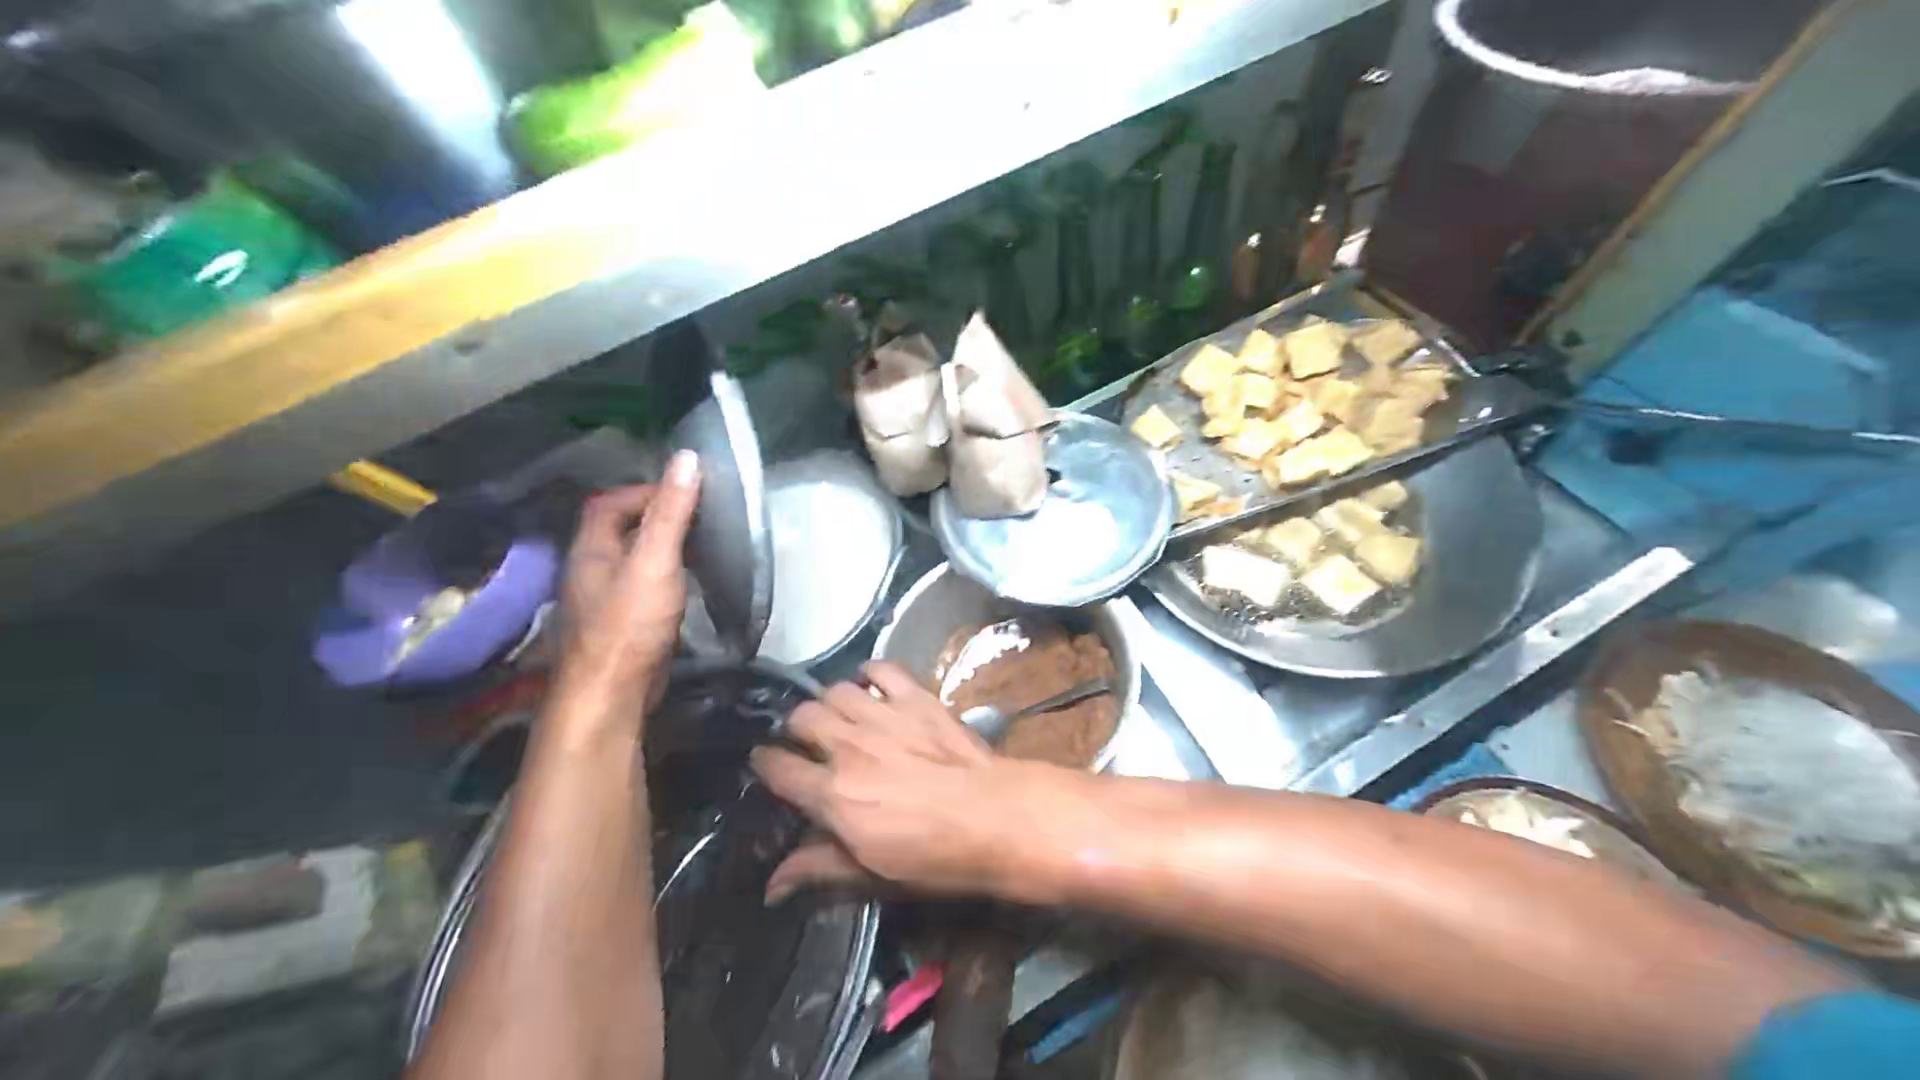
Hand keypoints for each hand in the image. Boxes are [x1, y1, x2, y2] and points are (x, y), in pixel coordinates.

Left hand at [550, 451, 701, 729]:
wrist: (611, 694)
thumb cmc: (630, 624)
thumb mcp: (656, 560)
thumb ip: (671, 511)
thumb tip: (687, 458)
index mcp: (591, 549)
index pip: (609, 503)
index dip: (644, 491)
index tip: (685, 494)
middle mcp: (589, 570)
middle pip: (619, 530)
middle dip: (656, 518)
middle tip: (699, 519)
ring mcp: (601, 601)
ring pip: (631, 560)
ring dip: (661, 549)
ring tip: (700, 548)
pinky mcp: (618, 626)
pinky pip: (640, 587)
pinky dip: (663, 577)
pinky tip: (687, 587)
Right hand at [751, 662, 1049, 903]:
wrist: (997, 818)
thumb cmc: (935, 856)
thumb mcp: (872, 875)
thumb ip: (819, 869)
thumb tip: (770, 887)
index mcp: (834, 794)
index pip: (778, 768)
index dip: (765, 764)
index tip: (766, 763)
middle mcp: (849, 747)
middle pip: (802, 717)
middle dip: (797, 728)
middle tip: (809, 741)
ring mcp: (883, 716)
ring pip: (835, 690)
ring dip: (831, 702)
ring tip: (841, 716)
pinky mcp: (916, 698)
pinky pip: (881, 668)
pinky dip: (871, 672)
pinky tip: (873, 686)